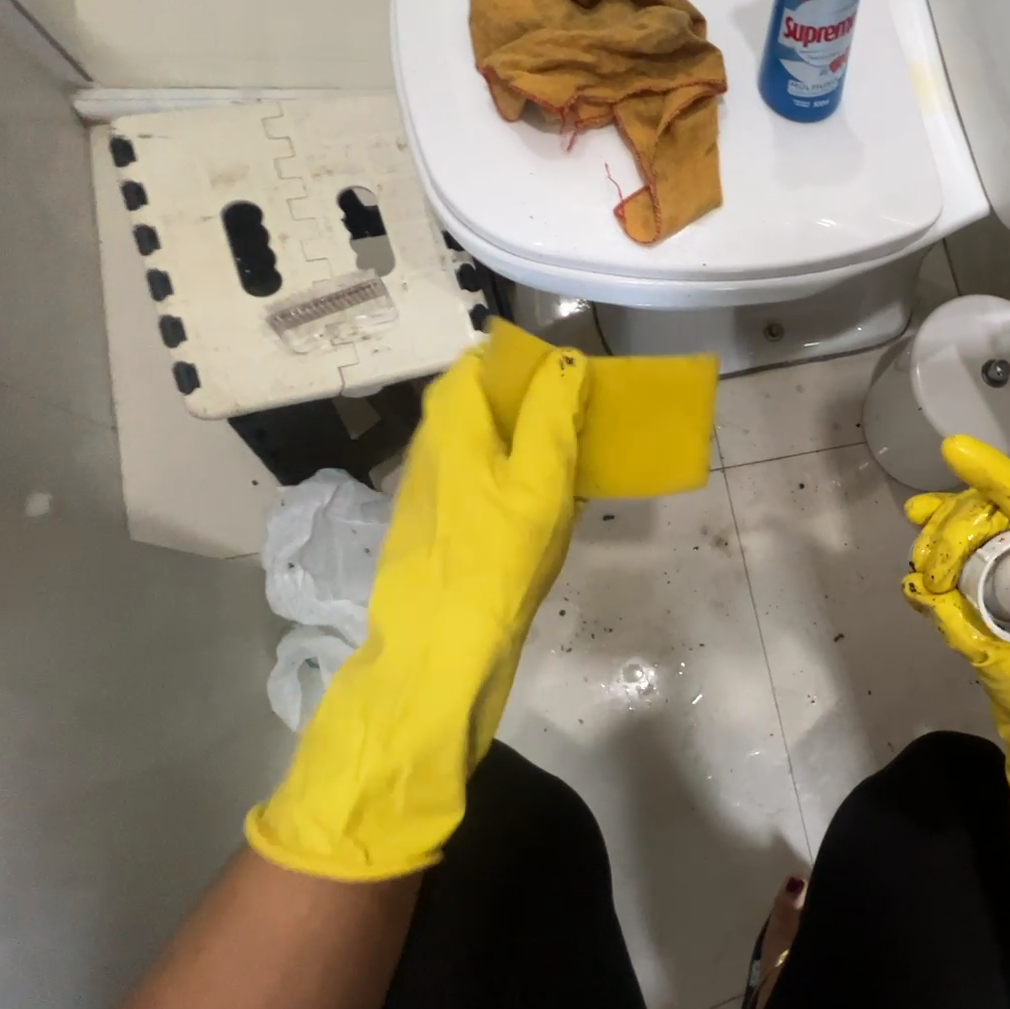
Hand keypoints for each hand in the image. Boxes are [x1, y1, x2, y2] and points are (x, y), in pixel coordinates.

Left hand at [246, 328, 588, 880]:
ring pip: (477, 440)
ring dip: (519, 435)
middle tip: (579, 412)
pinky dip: (509, 471)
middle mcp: (432, 450)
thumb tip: (568, 362)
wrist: (443, 648)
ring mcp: (430, 490)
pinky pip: (476, 477)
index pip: (475, 365)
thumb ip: (553, 418)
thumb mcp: (540, 482)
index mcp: (453, 429)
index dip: (520, 359)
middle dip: (525, 397)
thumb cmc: (498, 557)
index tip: (569, 371)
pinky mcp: (438, 526)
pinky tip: (540, 501)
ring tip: (569, 452)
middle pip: (474, 401)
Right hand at [902, 436, 1009, 884]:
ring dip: (939, 537)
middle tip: (922, 549)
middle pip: (987, 510)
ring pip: (970, 525)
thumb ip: (965, 628)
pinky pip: (962, 550)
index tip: (954, 452)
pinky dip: (936, 549)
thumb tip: (919, 589)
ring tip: (923, 566)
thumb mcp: (1008, 661)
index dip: (991, 473)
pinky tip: (921, 561)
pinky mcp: (997, 577)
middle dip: (949, 523)